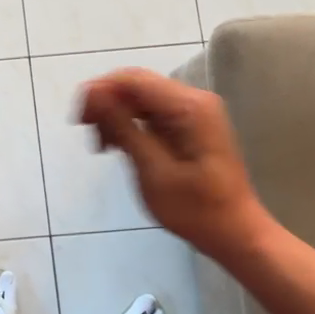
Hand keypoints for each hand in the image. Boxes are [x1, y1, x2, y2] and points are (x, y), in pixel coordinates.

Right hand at [77, 69, 274, 256]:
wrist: (236, 233)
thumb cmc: (195, 209)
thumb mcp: (153, 170)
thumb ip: (123, 128)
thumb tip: (94, 96)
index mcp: (188, 107)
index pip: (133, 80)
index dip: (99, 91)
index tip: (78, 120)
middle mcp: (194, 99)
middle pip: (137, 84)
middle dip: (106, 103)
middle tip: (86, 132)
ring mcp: (195, 111)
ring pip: (142, 97)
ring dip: (117, 114)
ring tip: (102, 146)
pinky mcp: (192, 124)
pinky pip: (153, 111)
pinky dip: (132, 123)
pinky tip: (120, 145)